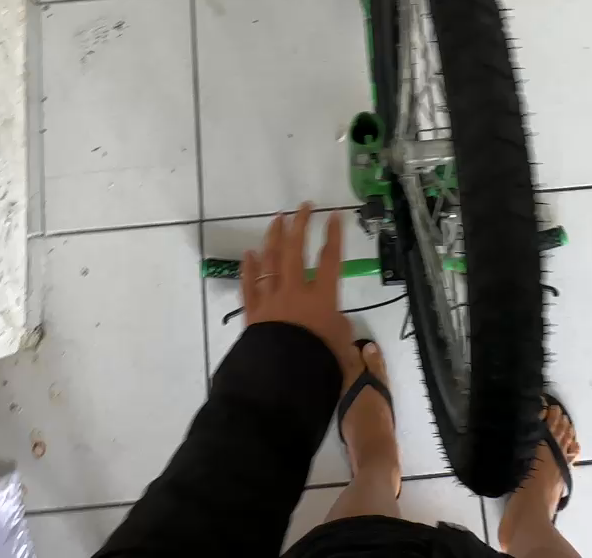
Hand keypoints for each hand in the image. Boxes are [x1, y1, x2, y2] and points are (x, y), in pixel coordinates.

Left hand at [241, 203, 355, 365]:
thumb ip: (340, 329)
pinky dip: (249, 267)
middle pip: (295, 249)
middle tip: (304, 207)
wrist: (280, 383)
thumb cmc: (318, 365)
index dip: (333, 236)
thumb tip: (334, 321)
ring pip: (270, 260)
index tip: (334, 216)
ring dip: (274, 237)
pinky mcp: (253, 313)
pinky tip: (249, 253)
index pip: (330, 259)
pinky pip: (249, 284)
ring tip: (277, 219)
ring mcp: (270, 299)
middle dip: (300, 225)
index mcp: (321, 298)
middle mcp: (295, 291)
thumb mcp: (342, 348)